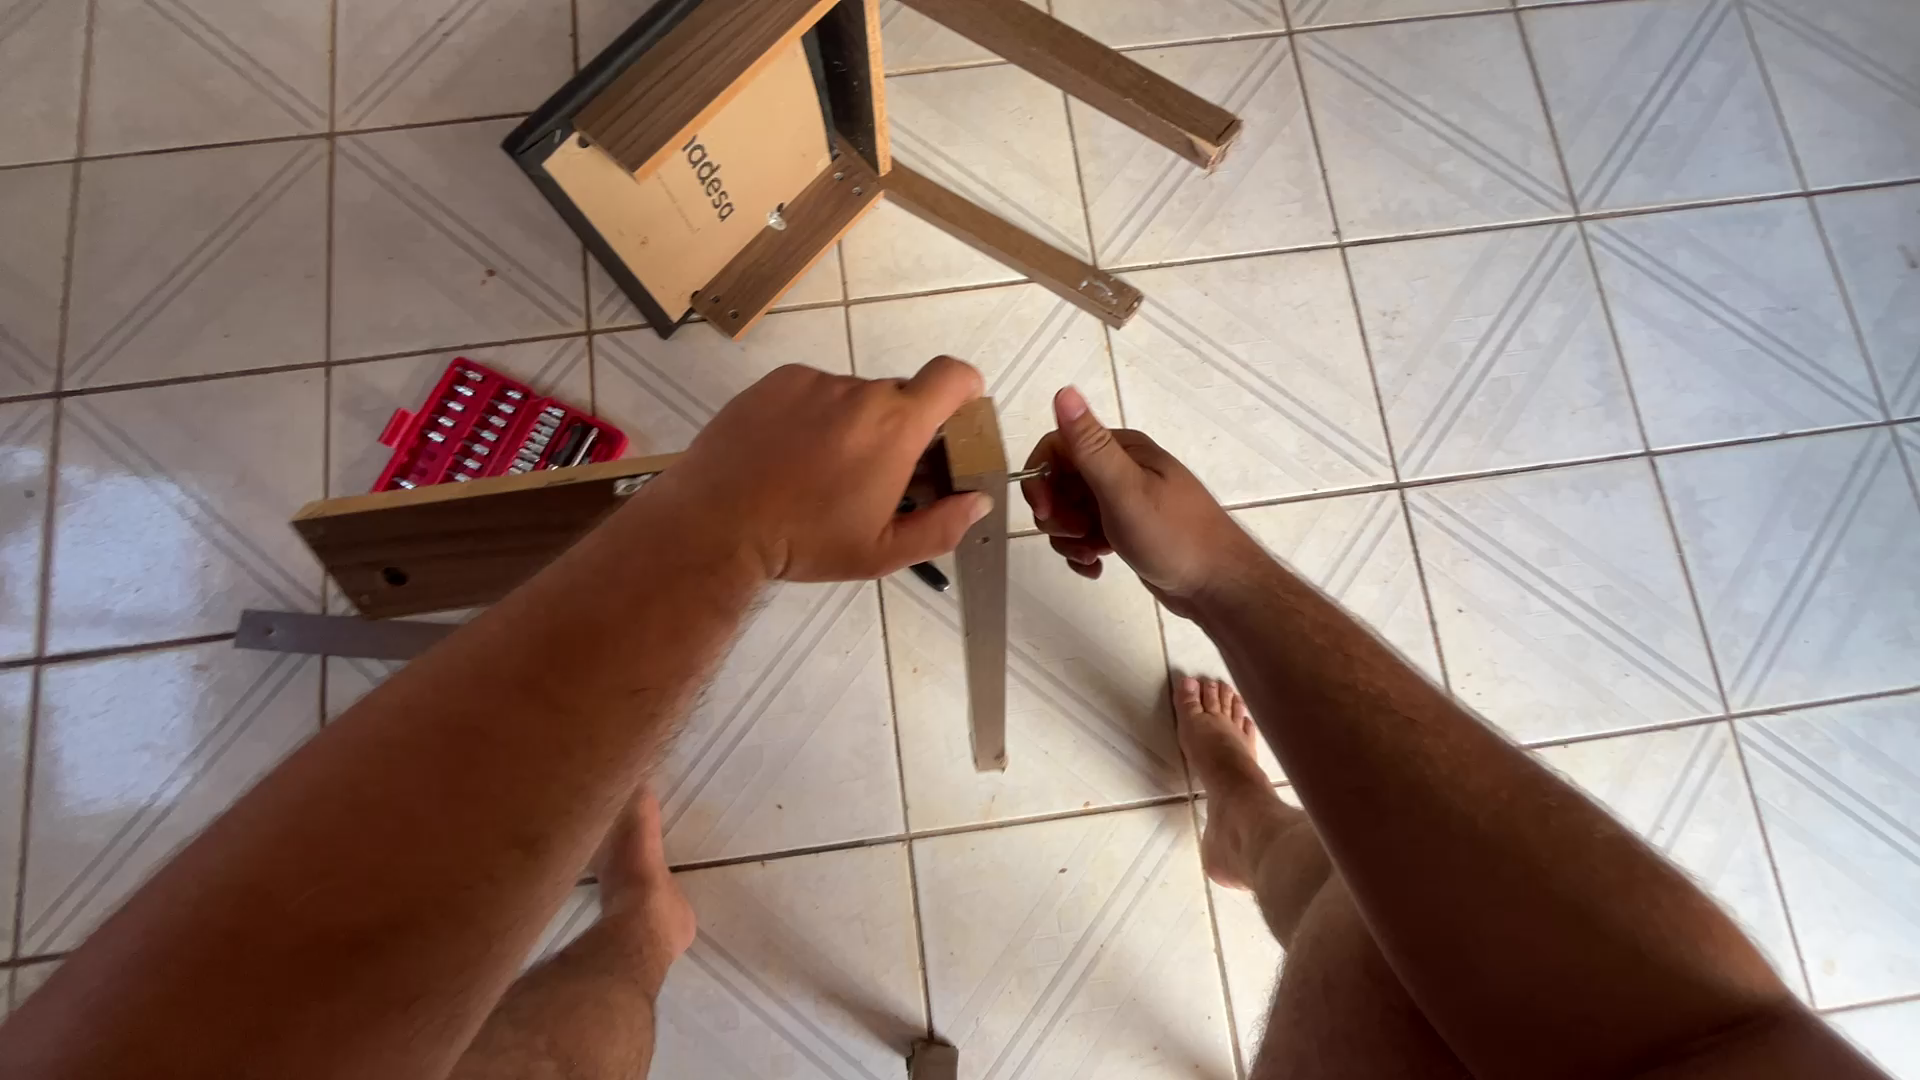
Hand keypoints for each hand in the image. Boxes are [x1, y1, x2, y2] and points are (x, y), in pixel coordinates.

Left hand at [638, 358, 992, 581]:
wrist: (716, 523)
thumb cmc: (806, 542)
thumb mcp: (882, 552)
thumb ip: (941, 526)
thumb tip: (977, 500)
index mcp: (895, 427)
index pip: (952, 376)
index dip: (964, 389)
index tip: (956, 415)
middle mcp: (859, 391)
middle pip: (900, 396)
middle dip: (900, 428)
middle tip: (875, 473)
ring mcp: (814, 382)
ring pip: (854, 397)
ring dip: (853, 424)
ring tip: (819, 470)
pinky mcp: (776, 382)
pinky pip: (813, 391)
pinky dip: (814, 415)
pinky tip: (789, 454)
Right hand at [1022, 387, 1260, 615]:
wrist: (1216, 585)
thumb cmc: (1172, 536)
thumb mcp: (1125, 490)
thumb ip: (1090, 446)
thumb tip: (1064, 391)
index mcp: (1121, 450)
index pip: (1057, 448)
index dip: (1041, 480)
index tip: (1045, 512)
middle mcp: (1121, 469)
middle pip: (1059, 483)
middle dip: (1056, 515)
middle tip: (1076, 535)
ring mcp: (1123, 501)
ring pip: (1070, 514)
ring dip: (1068, 539)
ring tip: (1091, 556)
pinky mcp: (1125, 530)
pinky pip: (1086, 536)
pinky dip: (1082, 553)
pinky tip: (1097, 566)